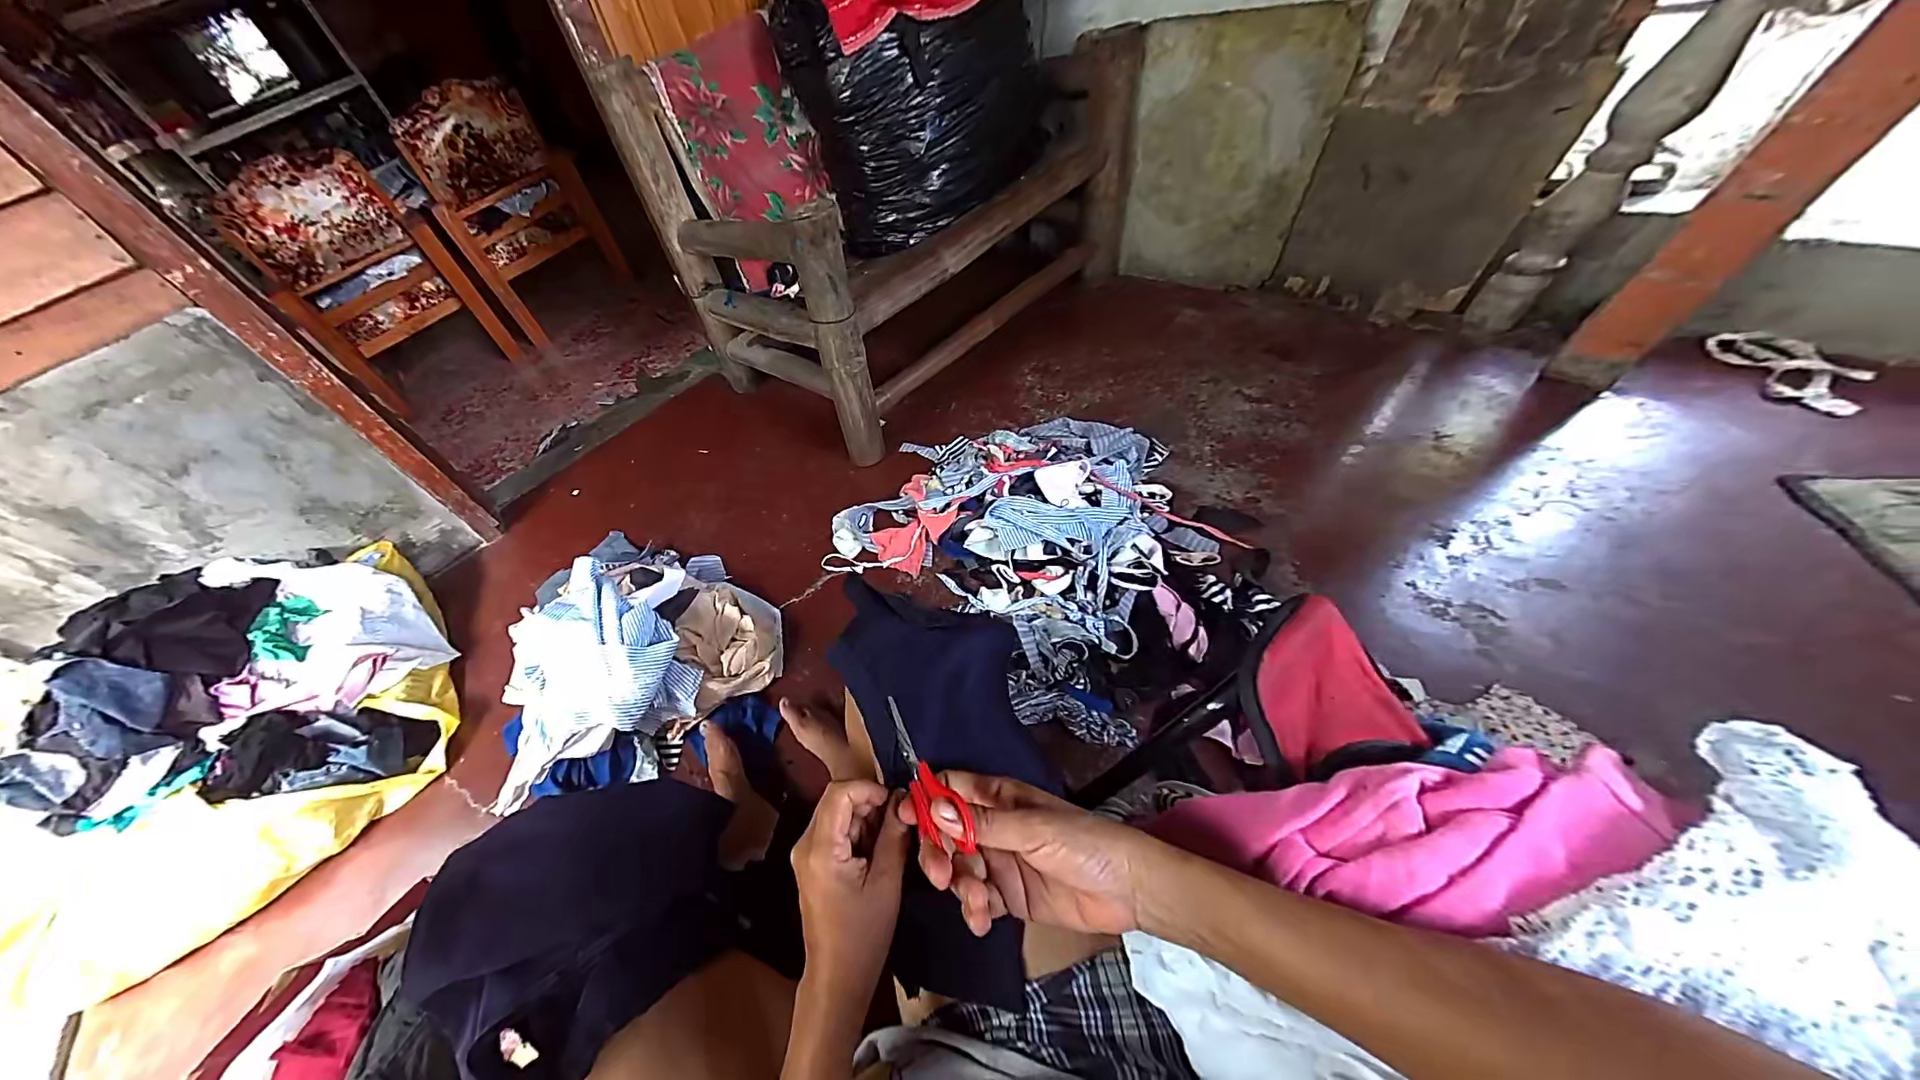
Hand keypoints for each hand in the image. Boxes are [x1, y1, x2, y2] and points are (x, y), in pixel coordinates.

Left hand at [792, 779, 911, 987]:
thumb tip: (903, 799)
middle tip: (897, 822)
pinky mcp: (813, 861)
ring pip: (838, 812)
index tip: (894, 803)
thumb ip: (893, 835)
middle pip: (837, 799)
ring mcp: (807, 853)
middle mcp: (806, 844)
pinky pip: (837, 829)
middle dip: (870, 803)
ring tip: (890, 839)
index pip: (839, 792)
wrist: (837, 977)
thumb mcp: (886, 882)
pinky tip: (877, 851)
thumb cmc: (863, 934)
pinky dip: (859, 830)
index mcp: (820, 848)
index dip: (869, 789)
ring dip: (866, 817)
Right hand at [900, 772, 1157, 937]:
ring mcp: (1000, 861)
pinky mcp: (1009, 895)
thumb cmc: (1083, 843)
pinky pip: (978, 900)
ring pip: (960, 868)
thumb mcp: (1033, 830)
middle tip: (941, 875)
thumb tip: (934, 808)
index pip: (952, 790)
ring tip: (978, 902)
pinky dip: (975, 911)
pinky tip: (982, 921)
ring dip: (961, 886)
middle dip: (939, 852)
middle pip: (947, 833)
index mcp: (1000, 798)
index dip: (927, 799)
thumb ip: (983, 823)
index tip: (906, 818)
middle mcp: (994, 826)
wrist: (1126, 889)